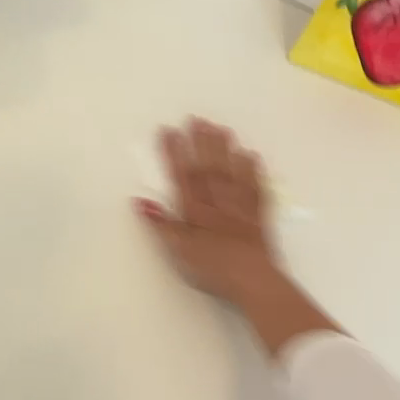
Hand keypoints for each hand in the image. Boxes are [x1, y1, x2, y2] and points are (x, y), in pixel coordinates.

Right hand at [135, 118, 282, 302]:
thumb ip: (161, 225)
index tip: (169, 130)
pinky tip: (251, 156)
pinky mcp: (259, 218)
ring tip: (222, 129)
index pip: (183, 176)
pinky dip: (254, 171)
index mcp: (196, 211)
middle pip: (209, 168)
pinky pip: (256, 189)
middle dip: (201, 142)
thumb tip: (139, 201)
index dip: (175, 152)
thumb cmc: (212, 268)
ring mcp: (241, 208)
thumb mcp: (178, 250)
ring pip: (232, 173)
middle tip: (198, 118)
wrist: (254, 281)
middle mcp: (218, 203)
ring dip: (227, 150)